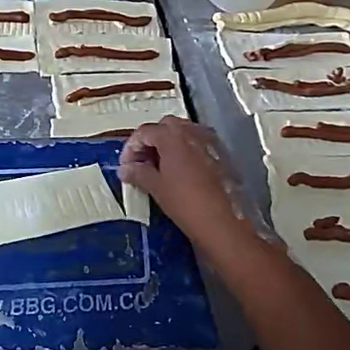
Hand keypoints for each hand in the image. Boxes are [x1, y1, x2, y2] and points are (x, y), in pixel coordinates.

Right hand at [119, 116, 263, 248]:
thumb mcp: (157, 188)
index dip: (131, 147)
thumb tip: (126, 169)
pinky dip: (185, 151)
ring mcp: (210, 140)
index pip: (144, 132)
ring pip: (183, 133)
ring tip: (160, 167)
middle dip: (150, 141)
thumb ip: (138, 173)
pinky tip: (180, 171)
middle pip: (165, 127)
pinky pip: (198, 144)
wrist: (223, 222)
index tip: (126, 165)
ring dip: (169, 144)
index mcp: (172, 135)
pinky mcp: (222, 153)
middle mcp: (192, 131)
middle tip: (142, 162)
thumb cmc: (186, 203)